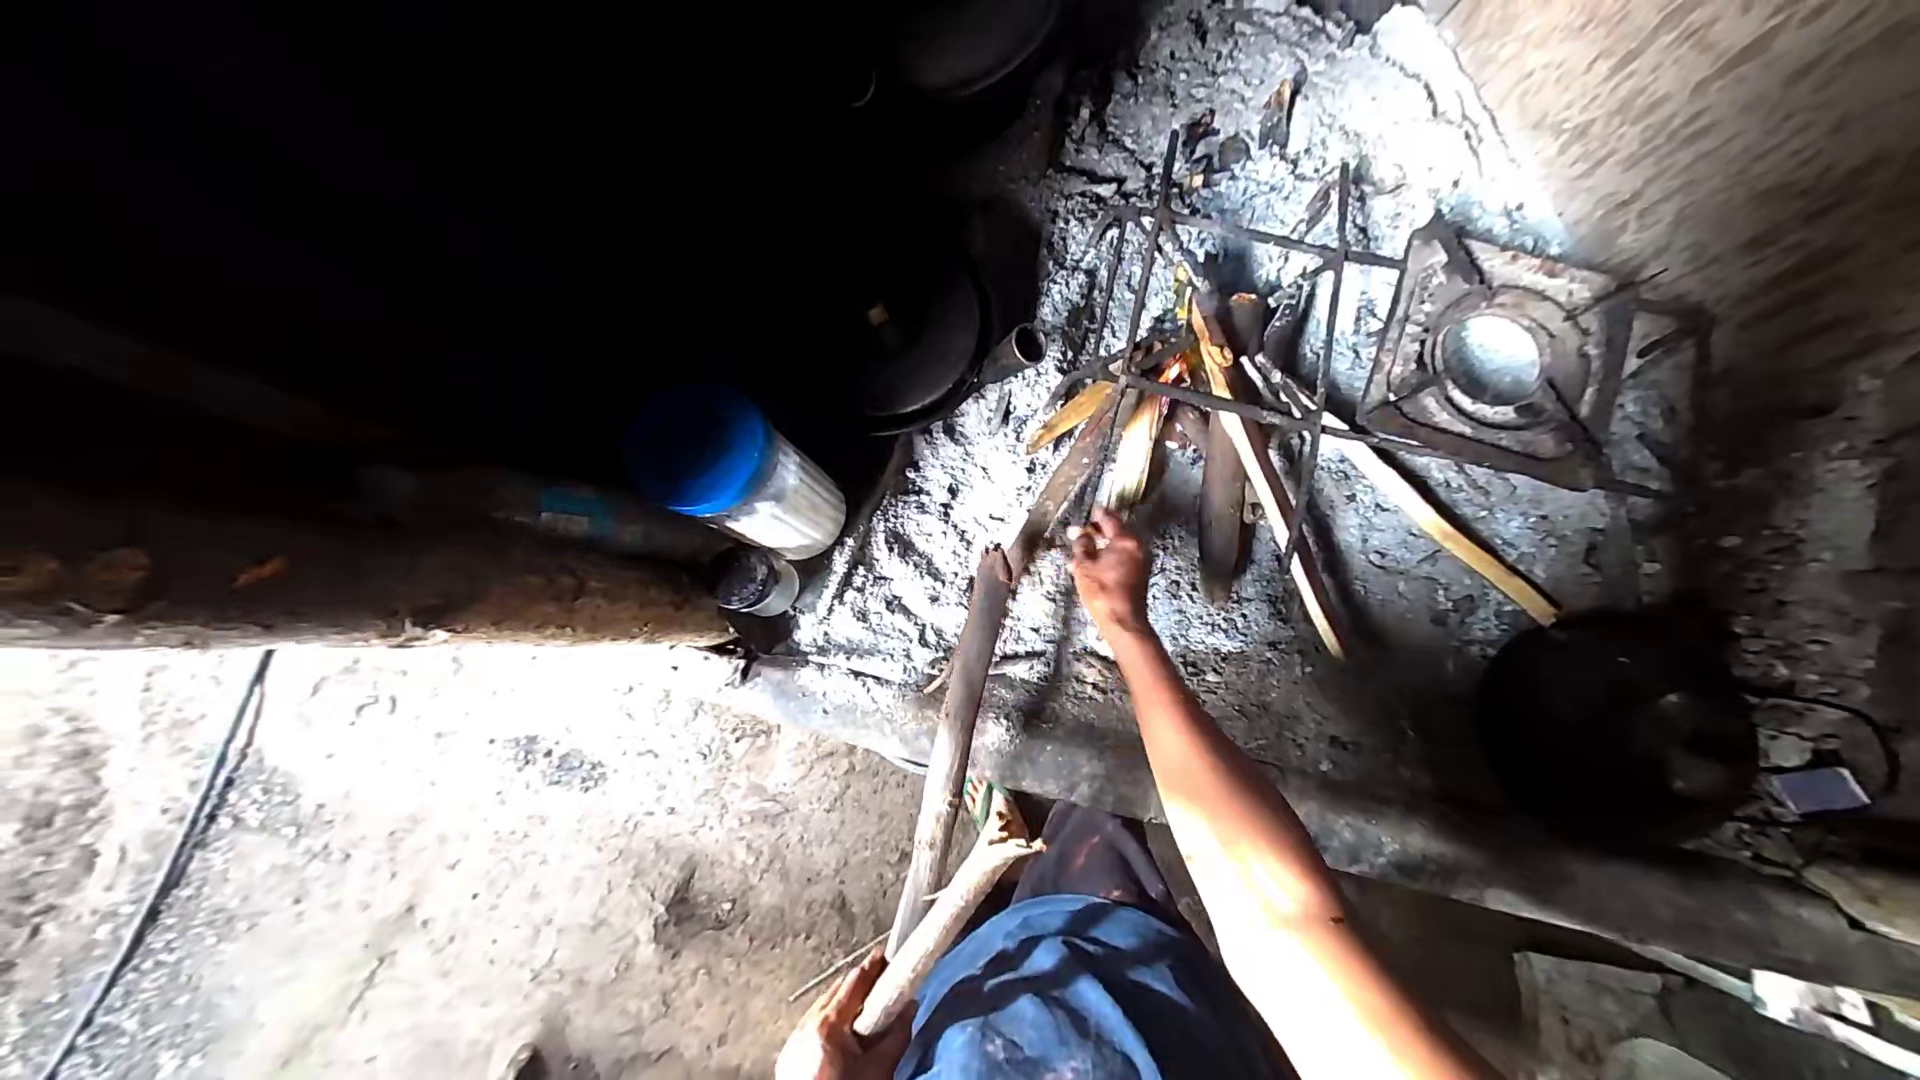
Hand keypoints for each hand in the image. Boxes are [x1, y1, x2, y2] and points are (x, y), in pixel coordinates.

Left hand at [774, 949, 913, 1079]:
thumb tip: (911, 1005)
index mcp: (828, 1025)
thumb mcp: (879, 1070)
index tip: (887, 957)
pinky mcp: (788, 1059)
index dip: (873, 967)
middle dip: (859, 984)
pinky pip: (811, 1025)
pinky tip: (843, 1031)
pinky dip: (830, 1021)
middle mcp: (805, 1026)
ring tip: (865, 1008)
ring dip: (844, 1002)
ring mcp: (793, 1043)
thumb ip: (897, 1035)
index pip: (854, 981)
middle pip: (836, 990)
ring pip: (822, 1007)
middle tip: (881, 982)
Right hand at [1070, 507, 1152, 639]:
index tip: (1090, 510)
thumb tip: (1079, 533)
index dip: (1098, 514)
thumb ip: (1082, 544)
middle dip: (1098, 531)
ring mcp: (1141, 560)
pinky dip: (1110, 556)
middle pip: (1117, 531)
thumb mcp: (1084, 565)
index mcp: (1126, 541)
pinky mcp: (1140, 573)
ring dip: (1102, 545)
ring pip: (1119, 545)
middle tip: (1081, 532)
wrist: (1122, 620)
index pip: (1110, 519)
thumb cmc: (1102, 592)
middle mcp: (1138, 547)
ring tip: (1083, 551)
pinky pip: (1123, 557)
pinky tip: (1094, 564)